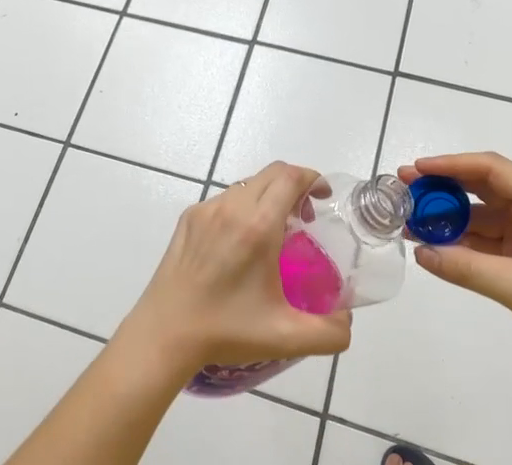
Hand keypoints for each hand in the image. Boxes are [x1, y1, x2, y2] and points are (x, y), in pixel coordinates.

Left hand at [117, 161, 352, 371]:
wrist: (164, 334)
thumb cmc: (226, 331)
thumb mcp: (286, 337)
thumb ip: (330, 333)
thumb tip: (347, 321)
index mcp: (258, 227)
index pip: (290, 177)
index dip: (312, 178)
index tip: (323, 198)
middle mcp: (232, 208)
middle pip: (271, 174)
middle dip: (294, 184)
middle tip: (304, 216)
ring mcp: (206, 210)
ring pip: (247, 185)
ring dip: (268, 195)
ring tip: (274, 230)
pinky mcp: (188, 219)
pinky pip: (224, 200)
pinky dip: (243, 207)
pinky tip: (241, 242)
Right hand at [398, 152, 511, 377]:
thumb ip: (468, 269)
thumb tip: (420, 253)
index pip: (490, 169)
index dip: (450, 165)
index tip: (414, 171)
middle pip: (483, 186)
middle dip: (443, 187)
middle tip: (402, 191)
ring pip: (483, 213)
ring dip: (449, 216)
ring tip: (409, 220)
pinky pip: (489, 239)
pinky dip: (463, 240)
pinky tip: (434, 245)